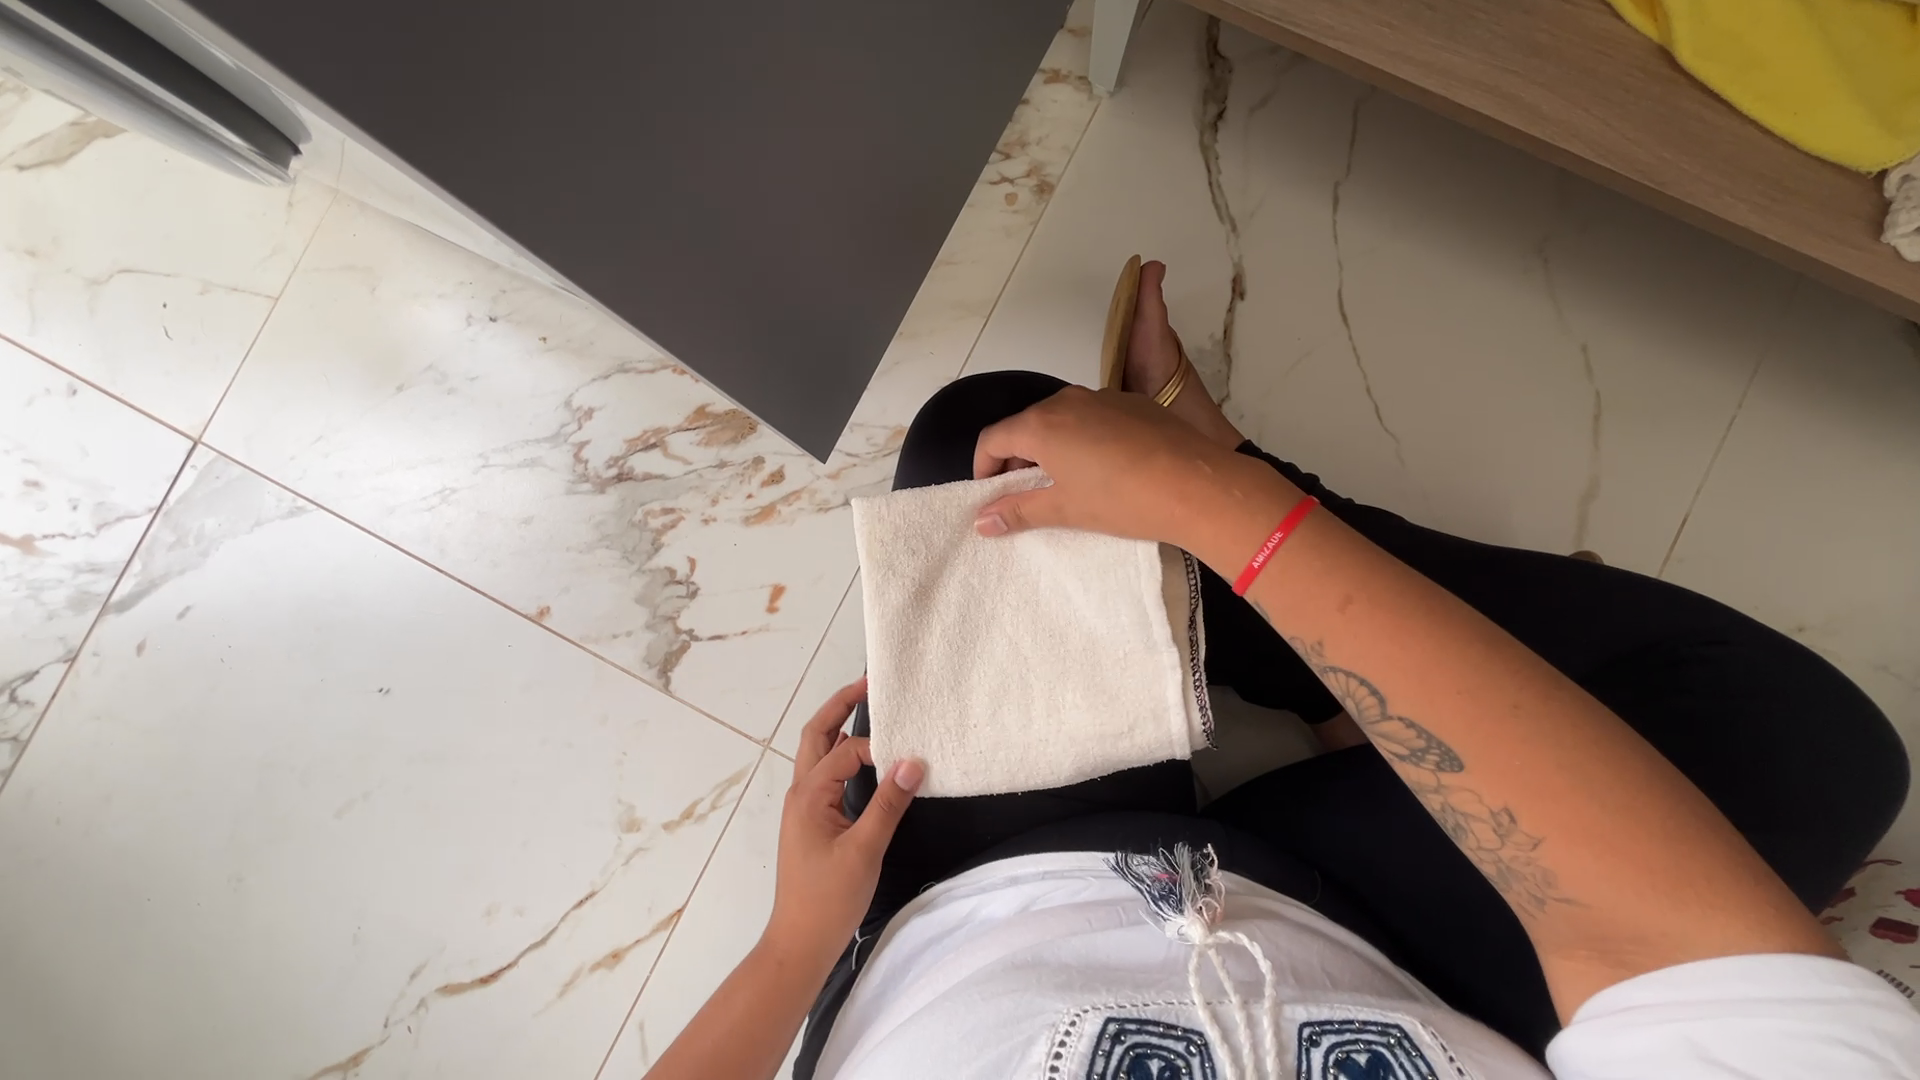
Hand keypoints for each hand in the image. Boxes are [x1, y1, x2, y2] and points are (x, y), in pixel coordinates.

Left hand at [765, 679, 922, 962]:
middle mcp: (801, 792)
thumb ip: (889, 802)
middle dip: (839, 705)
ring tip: (867, 709)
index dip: (876, 748)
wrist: (799, 944)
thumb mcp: (865, 849)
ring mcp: (804, 807)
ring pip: (819, 753)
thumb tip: (913, 761)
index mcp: (809, 794)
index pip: (846, 752)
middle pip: (817, 735)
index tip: (908, 755)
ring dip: (839, 728)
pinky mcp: (813, 821)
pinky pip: (827, 775)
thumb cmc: (828, 898)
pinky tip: (866, 760)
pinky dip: (844, 756)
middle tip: (868, 683)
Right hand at [971, 385, 1298, 560]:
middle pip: (1025, 425)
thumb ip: (1017, 511)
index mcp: (1042, 424)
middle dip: (1017, 458)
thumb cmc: (1122, 500)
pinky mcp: (1133, 403)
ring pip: (1061, 419)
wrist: (1197, 486)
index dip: (984, 468)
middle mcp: (1068, 401)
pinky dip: (1084, 438)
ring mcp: (1103, 397)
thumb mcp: (1064, 509)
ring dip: (1051, 447)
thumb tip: (980, 521)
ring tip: (1067, 482)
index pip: (993, 438)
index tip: (991, 495)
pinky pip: (1093, 417)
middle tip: (1025, 493)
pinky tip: (1105, 468)